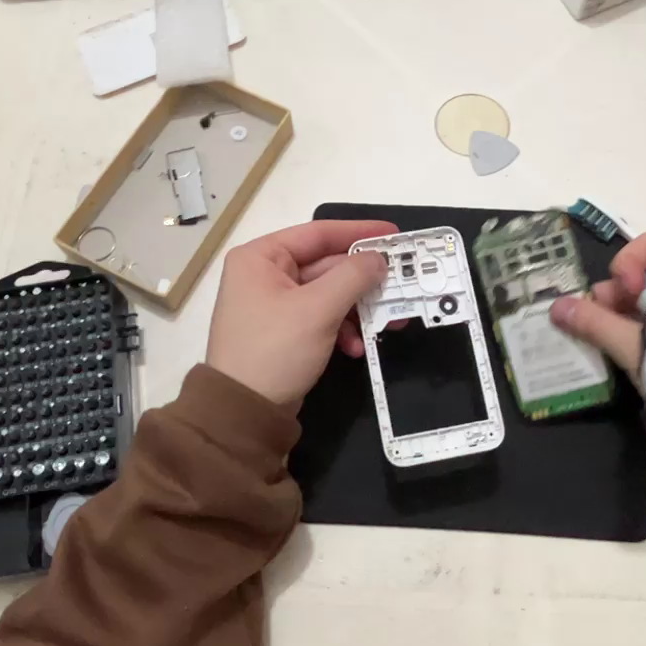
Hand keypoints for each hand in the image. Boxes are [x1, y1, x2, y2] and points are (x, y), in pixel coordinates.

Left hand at [206, 219, 396, 405]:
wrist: (244, 413)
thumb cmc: (275, 350)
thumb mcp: (318, 309)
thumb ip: (353, 276)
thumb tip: (379, 258)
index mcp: (261, 257)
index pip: (318, 233)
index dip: (359, 232)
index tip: (394, 235)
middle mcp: (264, 274)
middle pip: (326, 265)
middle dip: (364, 281)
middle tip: (401, 284)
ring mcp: (273, 304)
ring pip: (328, 294)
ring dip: (358, 309)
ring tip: (389, 322)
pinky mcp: (284, 331)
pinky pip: (321, 317)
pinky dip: (342, 329)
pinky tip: (356, 347)